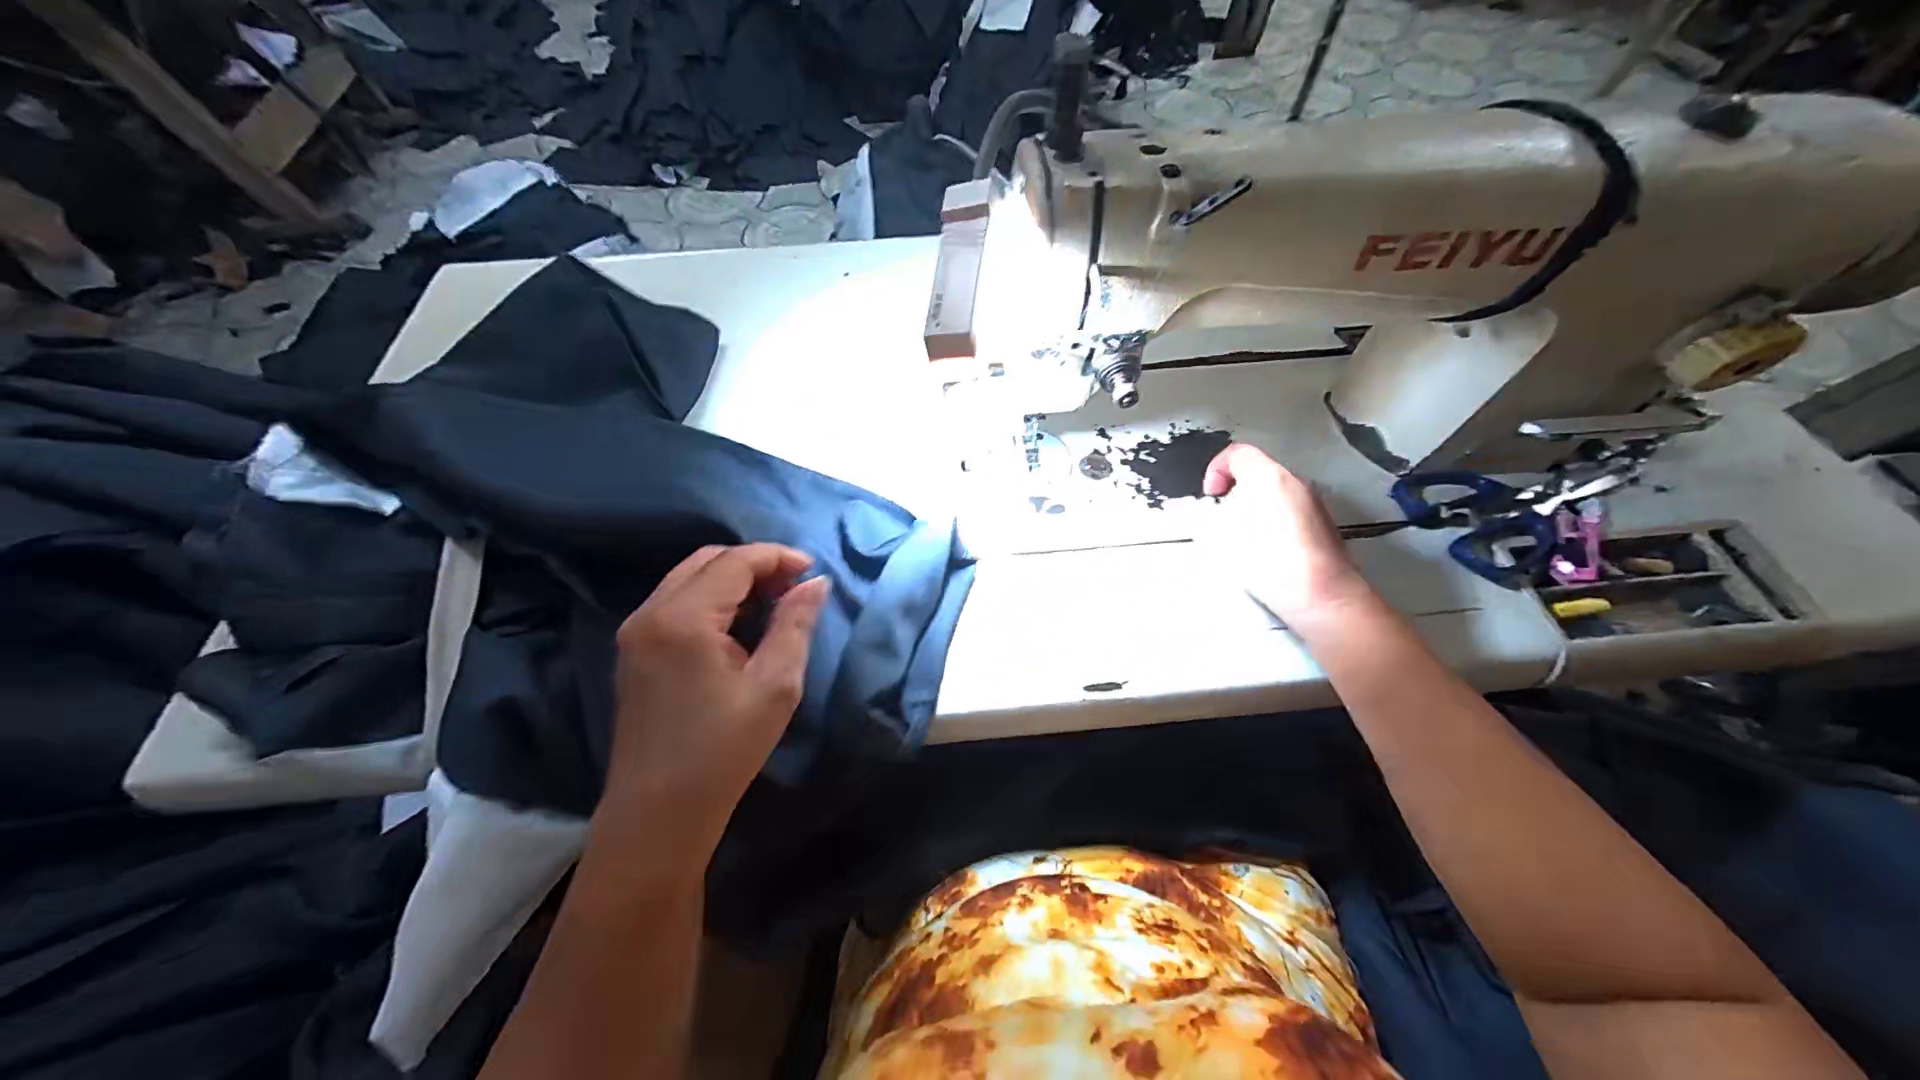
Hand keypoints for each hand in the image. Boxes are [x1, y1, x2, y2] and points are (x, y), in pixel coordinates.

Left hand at [604, 544, 830, 855]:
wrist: (658, 812)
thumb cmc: (723, 751)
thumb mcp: (775, 686)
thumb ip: (795, 624)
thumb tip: (816, 583)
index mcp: (682, 619)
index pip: (734, 562)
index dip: (776, 557)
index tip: (812, 571)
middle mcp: (649, 613)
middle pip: (706, 560)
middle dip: (755, 564)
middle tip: (793, 586)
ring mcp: (635, 632)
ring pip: (688, 578)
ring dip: (732, 579)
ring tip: (772, 602)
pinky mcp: (633, 650)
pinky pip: (675, 601)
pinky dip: (711, 598)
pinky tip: (738, 624)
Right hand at [1203, 443, 1371, 624]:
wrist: (1323, 598)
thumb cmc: (1270, 565)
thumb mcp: (1221, 540)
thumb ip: (1208, 516)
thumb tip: (1203, 510)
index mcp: (1270, 478)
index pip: (1236, 454)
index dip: (1215, 470)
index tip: (1211, 496)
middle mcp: (1296, 483)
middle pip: (1257, 473)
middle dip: (1235, 492)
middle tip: (1224, 519)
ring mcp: (1314, 503)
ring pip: (1274, 493)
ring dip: (1254, 508)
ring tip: (1245, 540)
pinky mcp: (1323, 524)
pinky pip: (1290, 511)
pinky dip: (1273, 522)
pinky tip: (1270, 553)